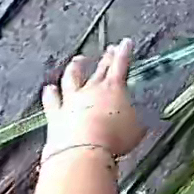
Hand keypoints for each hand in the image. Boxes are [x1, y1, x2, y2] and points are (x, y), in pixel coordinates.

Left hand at [40, 39, 143, 157]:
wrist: (83, 151)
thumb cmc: (113, 139)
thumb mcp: (137, 129)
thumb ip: (138, 121)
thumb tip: (144, 119)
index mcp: (114, 89)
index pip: (121, 65)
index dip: (124, 52)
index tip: (125, 42)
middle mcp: (92, 90)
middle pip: (100, 69)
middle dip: (106, 58)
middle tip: (109, 49)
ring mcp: (72, 100)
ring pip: (72, 78)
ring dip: (76, 68)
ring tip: (78, 60)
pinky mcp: (56, 114)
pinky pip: (52, 100)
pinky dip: (50, 93)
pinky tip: (49, 88)